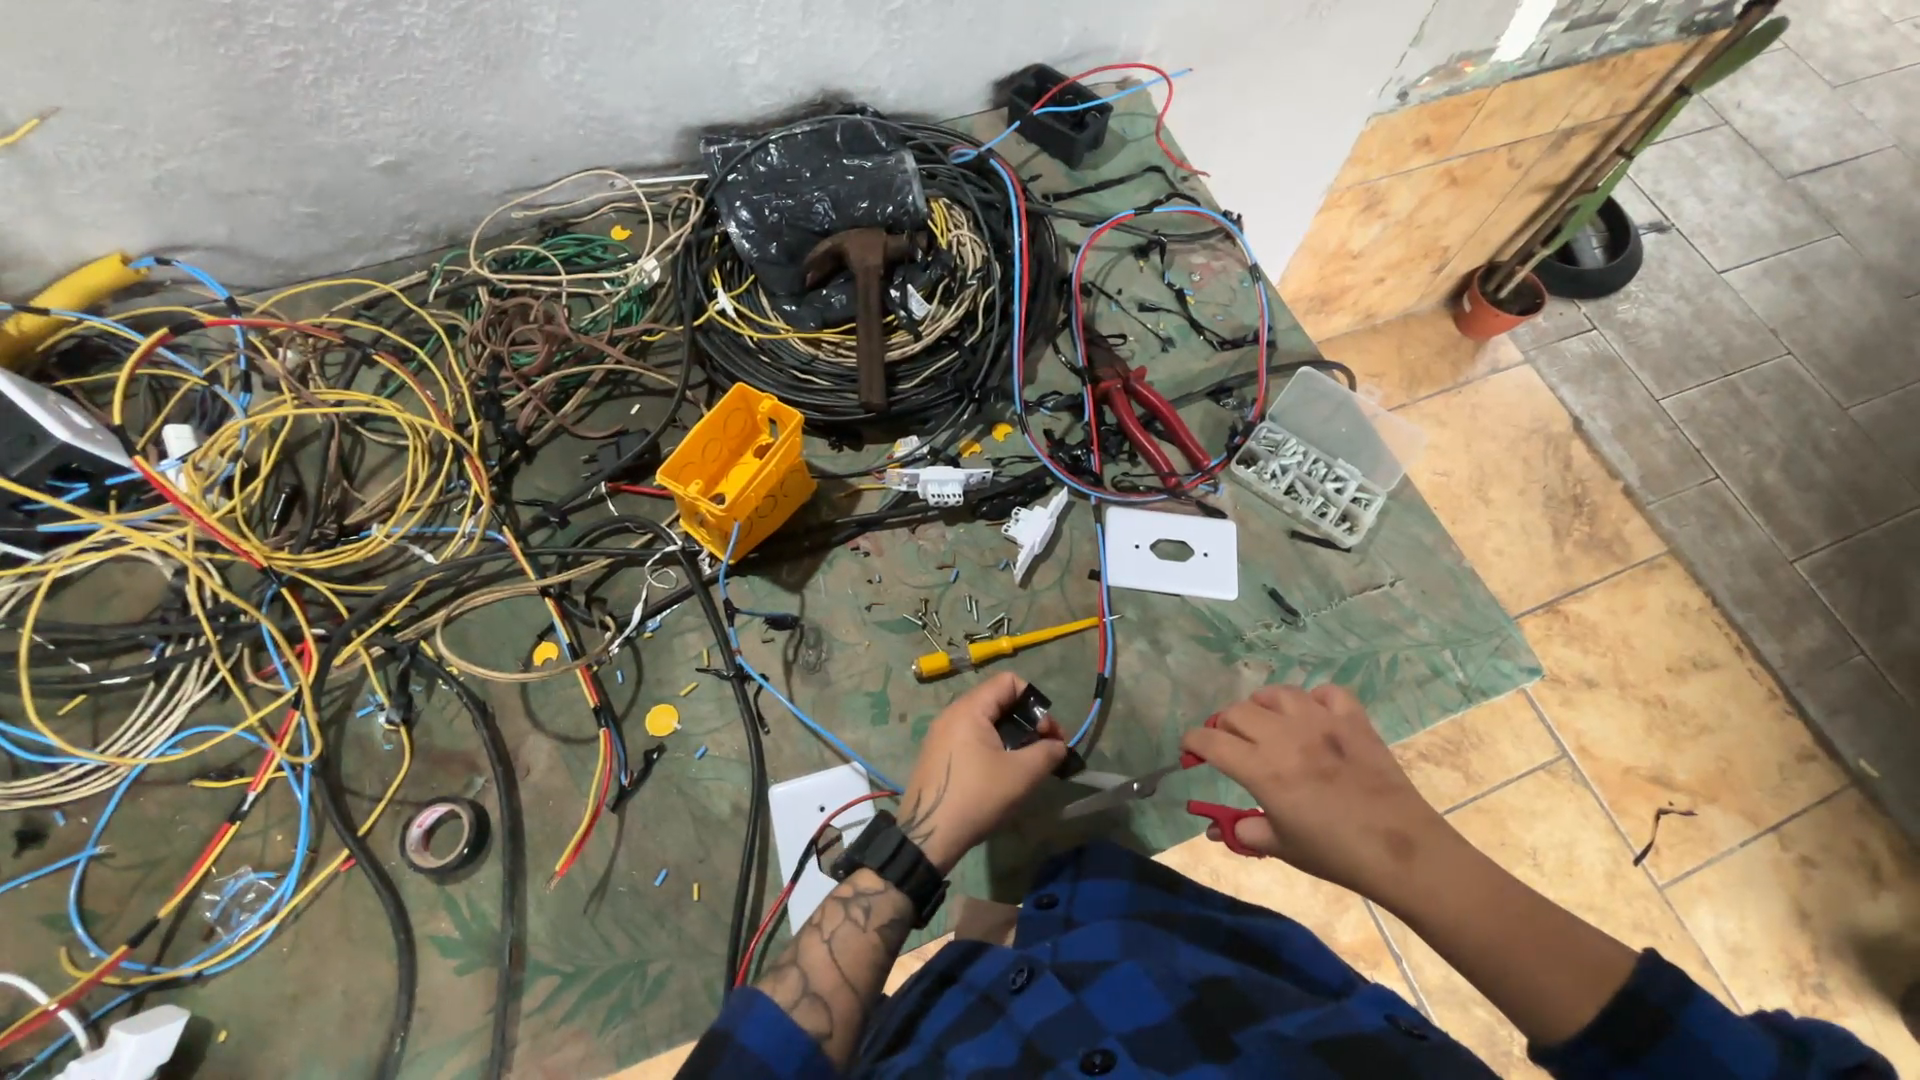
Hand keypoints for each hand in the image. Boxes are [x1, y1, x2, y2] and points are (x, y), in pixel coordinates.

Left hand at [896, 672, 1066, 873]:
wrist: (927, 835)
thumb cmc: (977, 796)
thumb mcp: (1022, 774)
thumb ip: (1047, 752)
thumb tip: (1058, 746)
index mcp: (969, 709)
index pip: (1009, 682)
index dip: (1035, 702)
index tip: (1047, 733)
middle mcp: (952, 714)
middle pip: (998, 701)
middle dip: (1026, 722)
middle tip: (1043, 751)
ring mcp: (941, 735)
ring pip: (985, 723)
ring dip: (1011, 738)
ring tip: (1025, 767)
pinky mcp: (937, 755)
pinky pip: (971, 739)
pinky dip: (992, 749)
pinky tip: (1001, 776)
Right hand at [1181, 684, 1463, 906]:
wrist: (1403, 853)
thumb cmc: (1337, 854)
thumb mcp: (1283, 847)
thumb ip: (1246, 831)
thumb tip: (1219, 829)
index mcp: (1263, 770)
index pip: (1211, 742)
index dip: (1192, 742)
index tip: (1189, 750)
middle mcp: (1286, 737)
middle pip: (1237, 712)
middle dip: (1224, 725)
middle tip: (1228, 742)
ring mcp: (1322, 723)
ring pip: (1277, 693)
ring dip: (1262, 705)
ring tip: (1265, 722)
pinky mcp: (1354, 721)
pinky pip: (1327, 692)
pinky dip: (1314, 699)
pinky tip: (1313, 716)